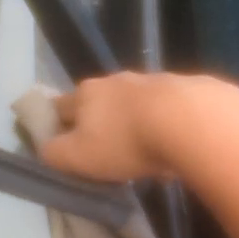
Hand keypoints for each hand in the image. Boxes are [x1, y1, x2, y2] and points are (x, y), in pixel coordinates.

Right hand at [41, 72, 238, 181]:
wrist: (192, 121)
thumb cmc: (125, 141)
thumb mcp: (77, 157)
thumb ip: (54, 154)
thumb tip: (46, 149)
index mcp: (86, 93)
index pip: (60, 106)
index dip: (56, 123)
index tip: (59, 141)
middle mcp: (116, 79)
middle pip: (99, 101)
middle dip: (98, 121)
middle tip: (102, 148)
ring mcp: (153, 80)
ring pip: (134, 103)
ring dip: (132, 120)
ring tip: (141, 146)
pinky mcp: (186, 89)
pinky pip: (166, 108)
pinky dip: (164, 122)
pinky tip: (172, 141)